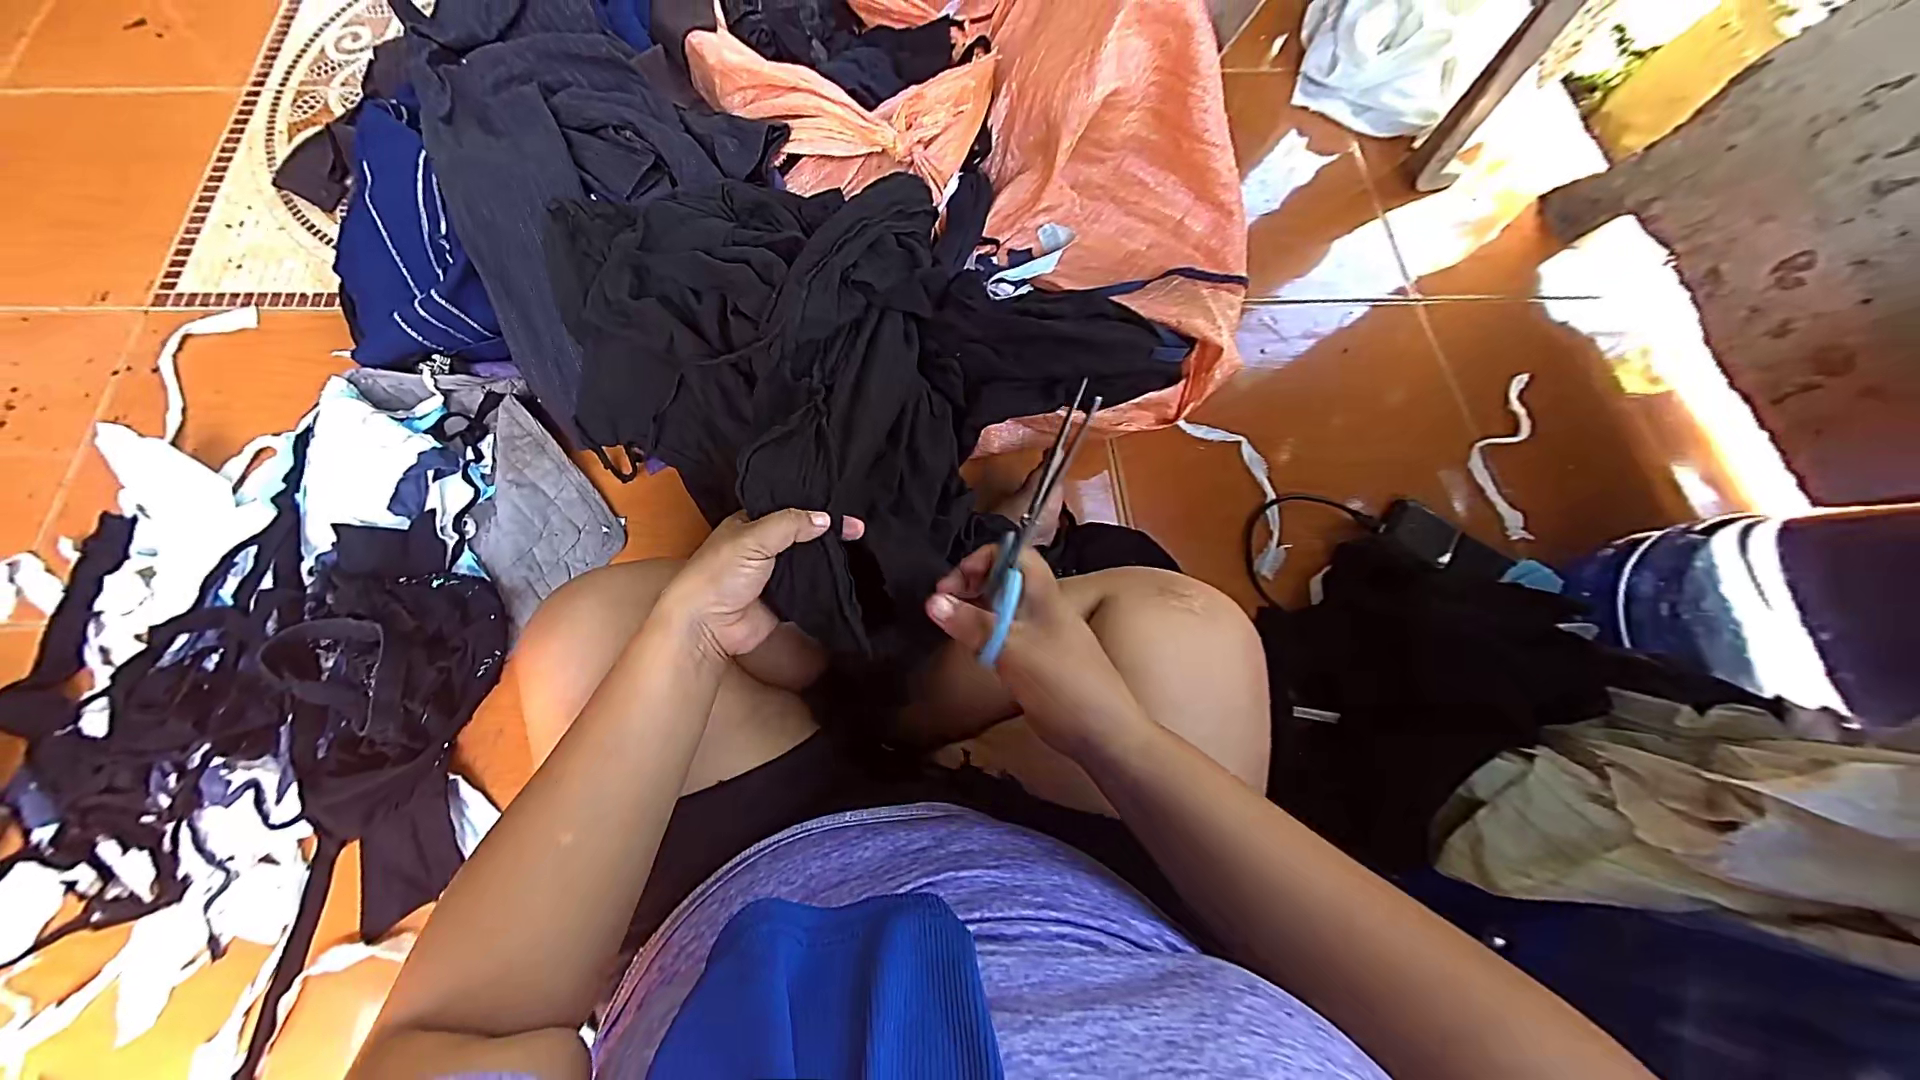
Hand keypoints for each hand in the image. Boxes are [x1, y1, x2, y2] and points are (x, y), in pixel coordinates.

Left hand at [656, 509, 864, 660]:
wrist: (709, 625)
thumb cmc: (718, 575)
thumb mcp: (754, 537)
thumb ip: (791, 523)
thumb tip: (825, 518)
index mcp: (750, 523)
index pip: (789, 508)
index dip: (814, 506)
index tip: (845, 509)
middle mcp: (763, 546)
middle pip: (802, 534)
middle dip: (827, 532)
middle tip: (858, 528)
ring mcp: (775, 574)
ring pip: (809, 560)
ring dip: (828, 558)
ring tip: (860, 546)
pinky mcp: (784, 598)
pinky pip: (811, 587)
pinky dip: (826, 582)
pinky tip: (847, 573)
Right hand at [923, 544, 1152, 759]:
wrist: (1103, 734)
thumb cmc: (1063, 684)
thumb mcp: (1013, 649)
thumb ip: (973, 625)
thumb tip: (933, 601)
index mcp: (1044, 595)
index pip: (1014, 554)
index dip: (983, 560)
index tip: (953, 584)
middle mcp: (1043, 609)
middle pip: (1004, 581)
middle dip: (972, 586)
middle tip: (944, 607)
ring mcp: (1041, 636)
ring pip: (1003, 611)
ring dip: (977, 613)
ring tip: (952, 627)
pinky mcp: (1037, 662)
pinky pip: (1007, 639)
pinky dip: (987, 639)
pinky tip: (975, 653)